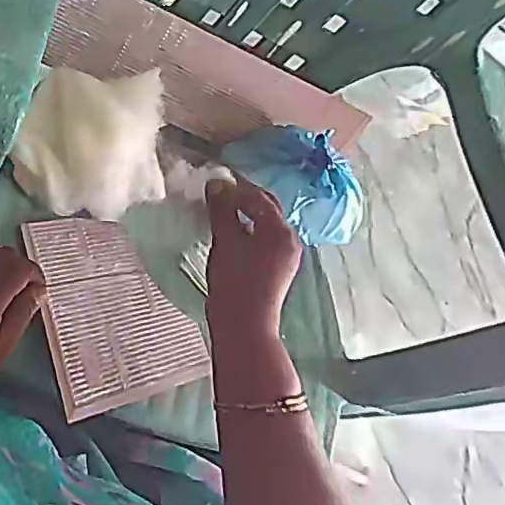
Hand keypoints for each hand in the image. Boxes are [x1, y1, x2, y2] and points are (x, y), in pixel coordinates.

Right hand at [205, 178, 302, 343]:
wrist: (244, 324)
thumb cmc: (235, 280)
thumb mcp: (225, 241)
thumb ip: (222, 209)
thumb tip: (217, 183)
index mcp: (281, 230)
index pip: (258, 196)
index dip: (236, 186)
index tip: (214, 180)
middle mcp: (290, 239)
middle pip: (268, 208)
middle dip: (245, 197)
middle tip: (218, 191)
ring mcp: (287, 255)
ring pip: (266, 223)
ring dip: (246, 213)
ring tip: (222, 209)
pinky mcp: (279, 268)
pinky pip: (265, 238)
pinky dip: (250, 229)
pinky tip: (232, 231)